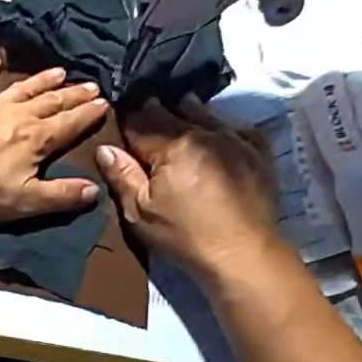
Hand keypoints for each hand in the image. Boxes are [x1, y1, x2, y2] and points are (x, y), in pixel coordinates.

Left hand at [0, 57, 108, 223]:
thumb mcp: (28, 201)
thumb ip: (62, 195)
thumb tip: (95, 190)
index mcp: (37, 139)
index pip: (70, 124)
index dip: (88, 114)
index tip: (104, 104)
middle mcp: (17, 115)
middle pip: (51, 102)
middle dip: (73, 95)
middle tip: (91, 85)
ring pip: (22, 89)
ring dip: (42, 80)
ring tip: (59, 71)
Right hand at [95, 97, 285, 283]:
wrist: (242, 252)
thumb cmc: (184, 237)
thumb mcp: (140, 214)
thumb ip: (122, 178)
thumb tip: (104, 148)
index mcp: (172, 147)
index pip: (140, 124)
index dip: (126, 121)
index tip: (119, 115)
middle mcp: (203, 133)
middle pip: (171, 114)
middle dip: (154, 112)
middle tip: (143, 109)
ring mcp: (234, 138)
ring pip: (203, 111)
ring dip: (186, 110)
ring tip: (176, 109)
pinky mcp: (257, 148)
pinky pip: (233, 123)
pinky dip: (218, 122)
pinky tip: (213, 129)